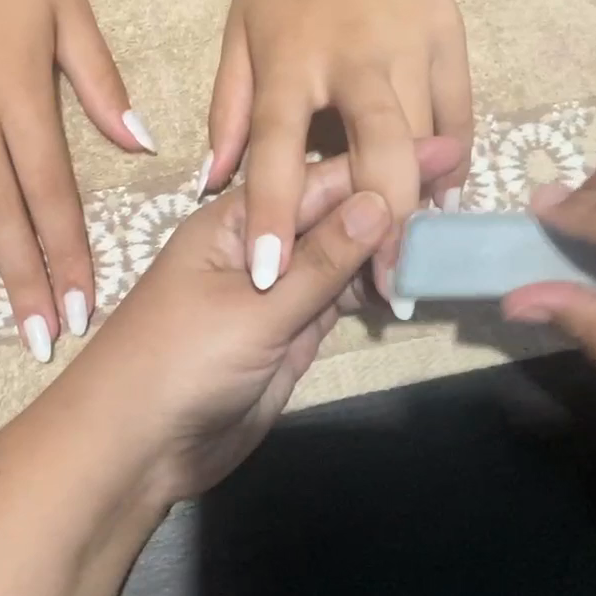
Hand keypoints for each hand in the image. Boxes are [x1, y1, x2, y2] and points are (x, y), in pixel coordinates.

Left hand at [65, 137, 467, 501]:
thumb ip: (321, 262)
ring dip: (386, 250)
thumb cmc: (180, 362)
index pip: (318, 182)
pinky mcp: (287, 333)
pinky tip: (406, 282)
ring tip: (447, 233)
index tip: (443, 149)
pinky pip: (336, 301)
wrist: (137, 446)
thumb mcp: (253, 308)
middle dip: (392, 204)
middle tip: (459, 188)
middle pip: (334, 216)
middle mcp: (260, 246)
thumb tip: (382, 200)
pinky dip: (370, 293)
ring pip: (341, 260)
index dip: (381, 166)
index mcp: (237, 220)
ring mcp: (275, 292)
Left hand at [206, 0, 470, 306]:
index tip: (269, 277)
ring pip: (428, 141)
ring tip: (415, 256)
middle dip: (383, 225)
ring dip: (424, 204)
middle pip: (380, 151)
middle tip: (387, 286)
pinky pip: (461, 114)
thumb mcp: (238, 34)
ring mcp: (412, 45)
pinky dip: (455, 162)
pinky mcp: (452, 38)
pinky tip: (443, 199)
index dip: (273, 215)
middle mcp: (354, 57)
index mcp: (289, 59)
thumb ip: (228, 111)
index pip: (278, 148)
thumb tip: (211, 182)